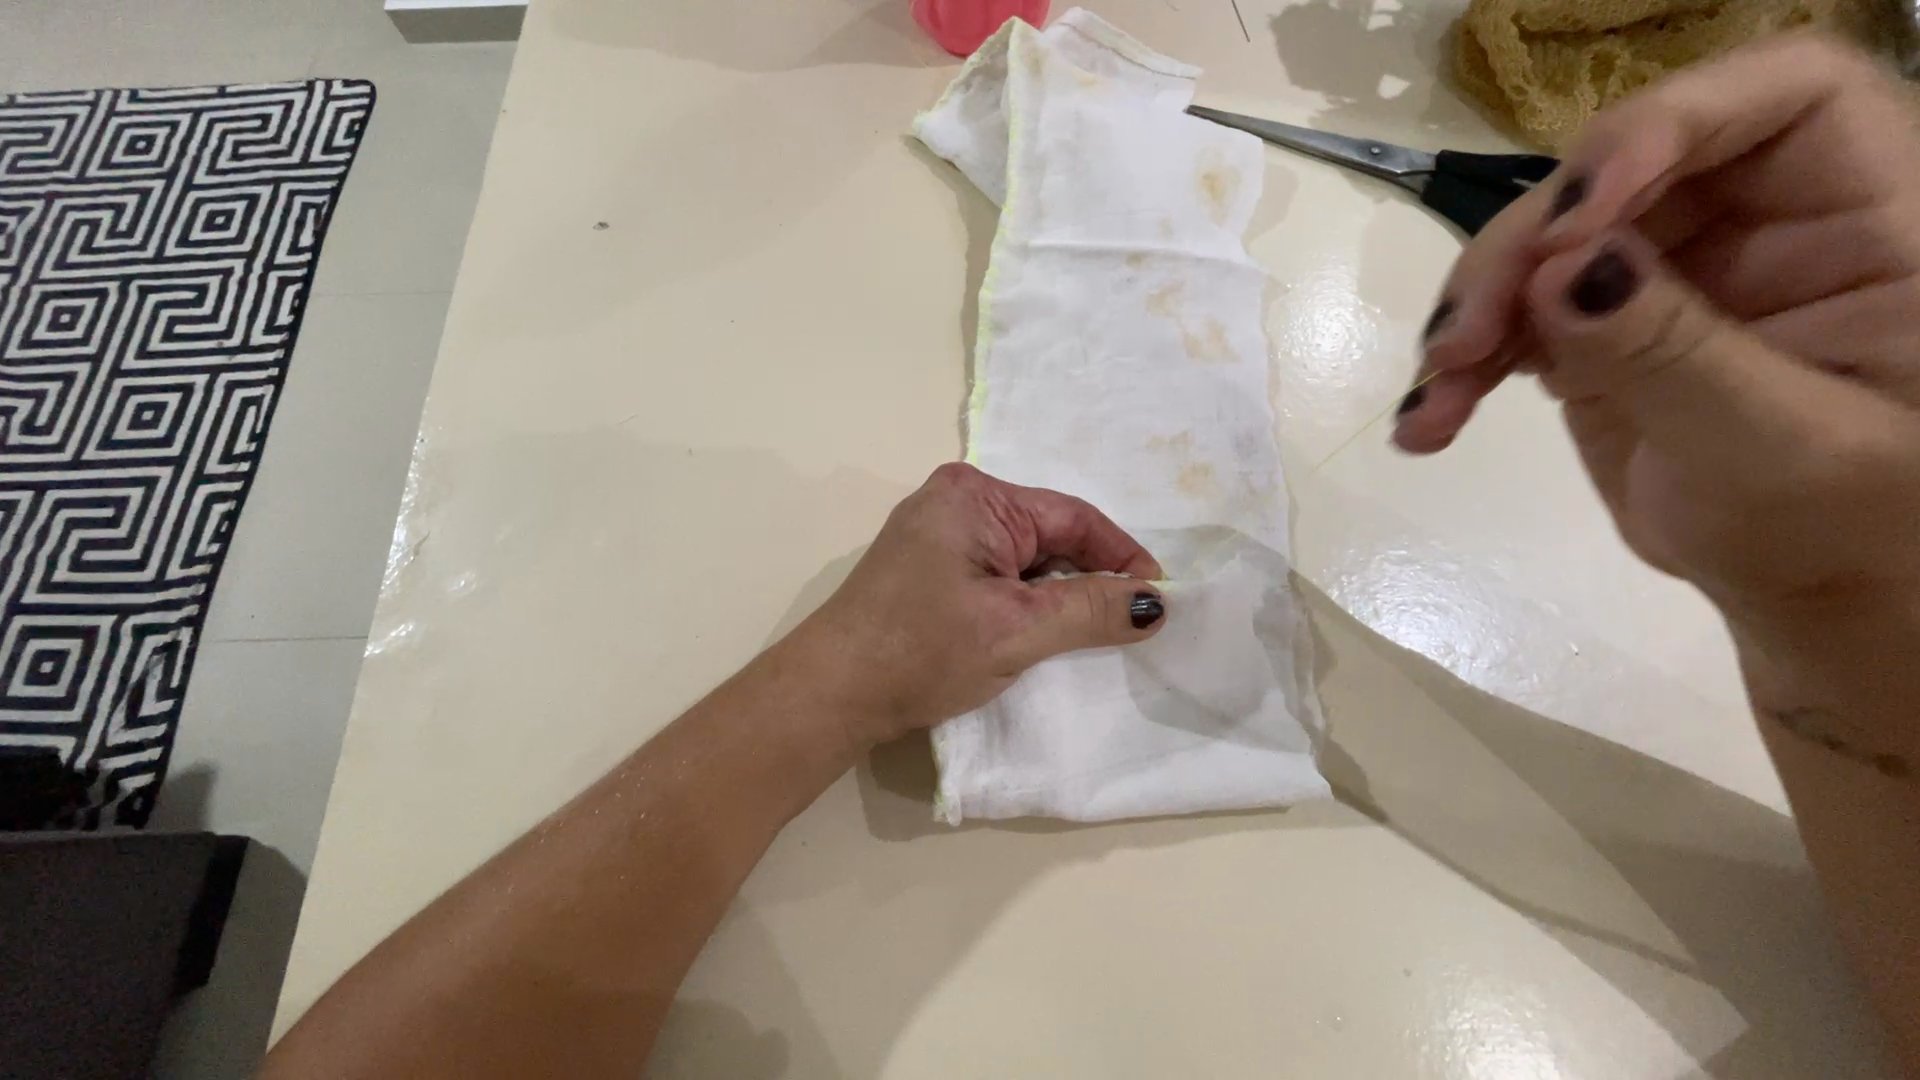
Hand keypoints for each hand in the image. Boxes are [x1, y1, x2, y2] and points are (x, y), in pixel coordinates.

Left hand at [784, 463, 1164, 748]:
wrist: (833, 692)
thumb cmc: (923, 652)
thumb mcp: (1017, 629)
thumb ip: (1090, 610)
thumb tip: (1155, 602)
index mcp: (975, 496)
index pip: (1072, 517)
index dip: (1121, 556)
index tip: (1157, 598)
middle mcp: (955, 500)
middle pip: (1048, 534)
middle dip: (1088, 576)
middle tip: (1127, 621)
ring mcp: (937, 532)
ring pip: (1023, 557)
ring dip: (1056, 592)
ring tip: (1088, 630)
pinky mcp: (928, 564)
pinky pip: (996, 571)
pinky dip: (1024, 598)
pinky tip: (1039, 628)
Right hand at [1394, 33, 1919, 627]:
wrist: (1800, 588)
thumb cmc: (1842, 530)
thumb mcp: (1777, 446)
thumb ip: (1673, 353)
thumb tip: (1558, 271)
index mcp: (1863, 222)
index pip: (1780, 99)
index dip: (1666, 129)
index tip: (1569, 227)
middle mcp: (1753, 231)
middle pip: (1608, 183)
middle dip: (1515, 258)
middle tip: (1456, 346)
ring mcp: (1659, 283)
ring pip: (1535, 255)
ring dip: (1467, 321)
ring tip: (1432, 400)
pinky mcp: (1587, 337)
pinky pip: (1505, 326)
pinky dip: (1455, 374)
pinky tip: (1425, 424)